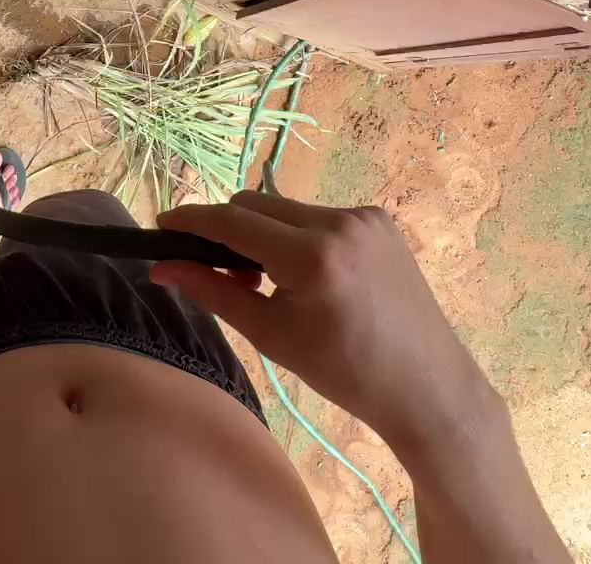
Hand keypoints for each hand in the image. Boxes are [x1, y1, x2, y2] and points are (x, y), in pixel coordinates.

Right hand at [152, 191, 500, 456]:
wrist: (429, 387)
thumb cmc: (343, 371)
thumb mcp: (270, 334)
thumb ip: (212, 291)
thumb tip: (161, 268)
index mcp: (312, 257)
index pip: (233, 221)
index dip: (192, 220)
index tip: (162, 224)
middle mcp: (339, 223)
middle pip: (254, 203)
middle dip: (229, 229)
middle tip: (229, 273)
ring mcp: (363, 216)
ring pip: (284, 207)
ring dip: (264, 232)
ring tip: (273, 278)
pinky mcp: (379, 218)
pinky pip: (315, 214)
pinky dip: (297, 234)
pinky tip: (310, 273)